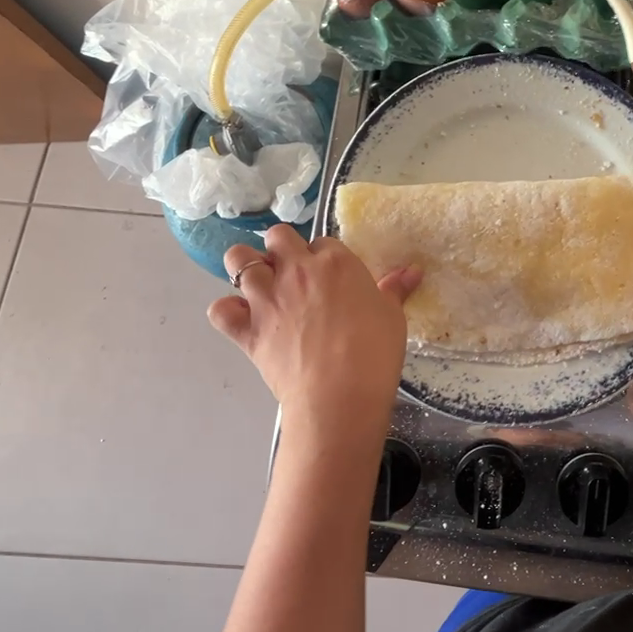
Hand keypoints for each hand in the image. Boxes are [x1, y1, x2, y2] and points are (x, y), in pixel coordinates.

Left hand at [207, 226, 420, 447]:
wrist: (339, 395)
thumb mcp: (392, 316)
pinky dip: (227, 311)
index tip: (332, 276)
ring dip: (246, 267)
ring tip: (261, 285)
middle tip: (293, 271)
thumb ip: (395, 289)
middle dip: (281, 248)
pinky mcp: (247, 330)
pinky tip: (242, 319)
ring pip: (238, 260)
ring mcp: (266, 299)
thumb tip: (413, 271)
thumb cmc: (374, 351)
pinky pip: (220, 309)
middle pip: (277, 237)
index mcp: (335, 262)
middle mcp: (295, 271)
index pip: (323, 241)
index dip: (325, 257)